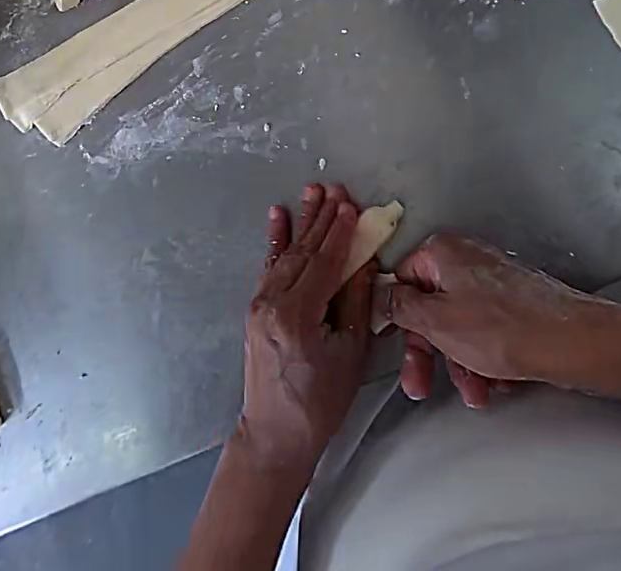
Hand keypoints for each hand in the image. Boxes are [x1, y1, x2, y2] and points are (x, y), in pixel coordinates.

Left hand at [235, 183, 373, 471]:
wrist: (275, 434)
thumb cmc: (321, 400)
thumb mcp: (351, 352)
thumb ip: (356, 300)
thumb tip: (364, 258)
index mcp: (297, 314)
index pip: (325, 262)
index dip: (341, 232)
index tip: (353, 205)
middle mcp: (273, 302)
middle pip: (304, 251)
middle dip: (322, 217)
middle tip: (335, 187)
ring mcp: (259, 303)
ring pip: (287, 253)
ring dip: (303, 221)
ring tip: (314, 191)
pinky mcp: (255, 307)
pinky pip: (269, 266)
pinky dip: (276, 239)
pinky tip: (278, 216)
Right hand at [379, 233, 609, 407]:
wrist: (570, 343)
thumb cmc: (504, 328)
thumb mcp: (436, 321)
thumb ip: (401, 307)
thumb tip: (382, 294)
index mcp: (443, 252)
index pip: (402, 278)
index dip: (394, 314)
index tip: (391, 342)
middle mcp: (466, 258)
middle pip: (430, 306)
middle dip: (428, 351)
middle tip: (421, 384)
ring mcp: (492, 279)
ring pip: (459, 324)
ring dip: (459, 363)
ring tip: (474, 392)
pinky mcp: (513, 301)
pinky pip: (485, 329)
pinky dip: (484, 357)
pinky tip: (495, 382)